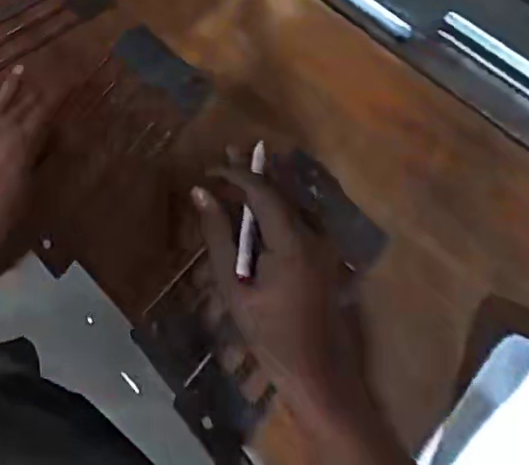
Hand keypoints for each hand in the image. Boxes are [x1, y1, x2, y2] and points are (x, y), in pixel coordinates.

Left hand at [0, 65, 60, 276]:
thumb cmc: (9, 219)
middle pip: (25, 105)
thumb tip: (57, 138)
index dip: (59, 97)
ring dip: (11, 85)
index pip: (46, 112)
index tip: (70, 82)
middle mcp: (3, 129)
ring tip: (20, 67)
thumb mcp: (37, 190)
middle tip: (52, 74)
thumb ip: (45, 160)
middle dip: (39, 89)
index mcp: (25, 142)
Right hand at [192, 165, 381, 433]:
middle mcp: (315, 236)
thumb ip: (217, 234)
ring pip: (294, 201)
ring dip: (268, 184)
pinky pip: (302, 217)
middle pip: (282, 189)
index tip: (208, 172)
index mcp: (292, 241)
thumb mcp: (234, 285)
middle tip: (229, 150)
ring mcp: (326, 247)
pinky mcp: (328, 258)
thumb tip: (200, 192)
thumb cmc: (269, 333)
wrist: (320, 377)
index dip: (235, 175)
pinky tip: (264, 201)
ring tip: (243, 166)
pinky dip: (280, 203)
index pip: (262, 191)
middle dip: (254, 170)